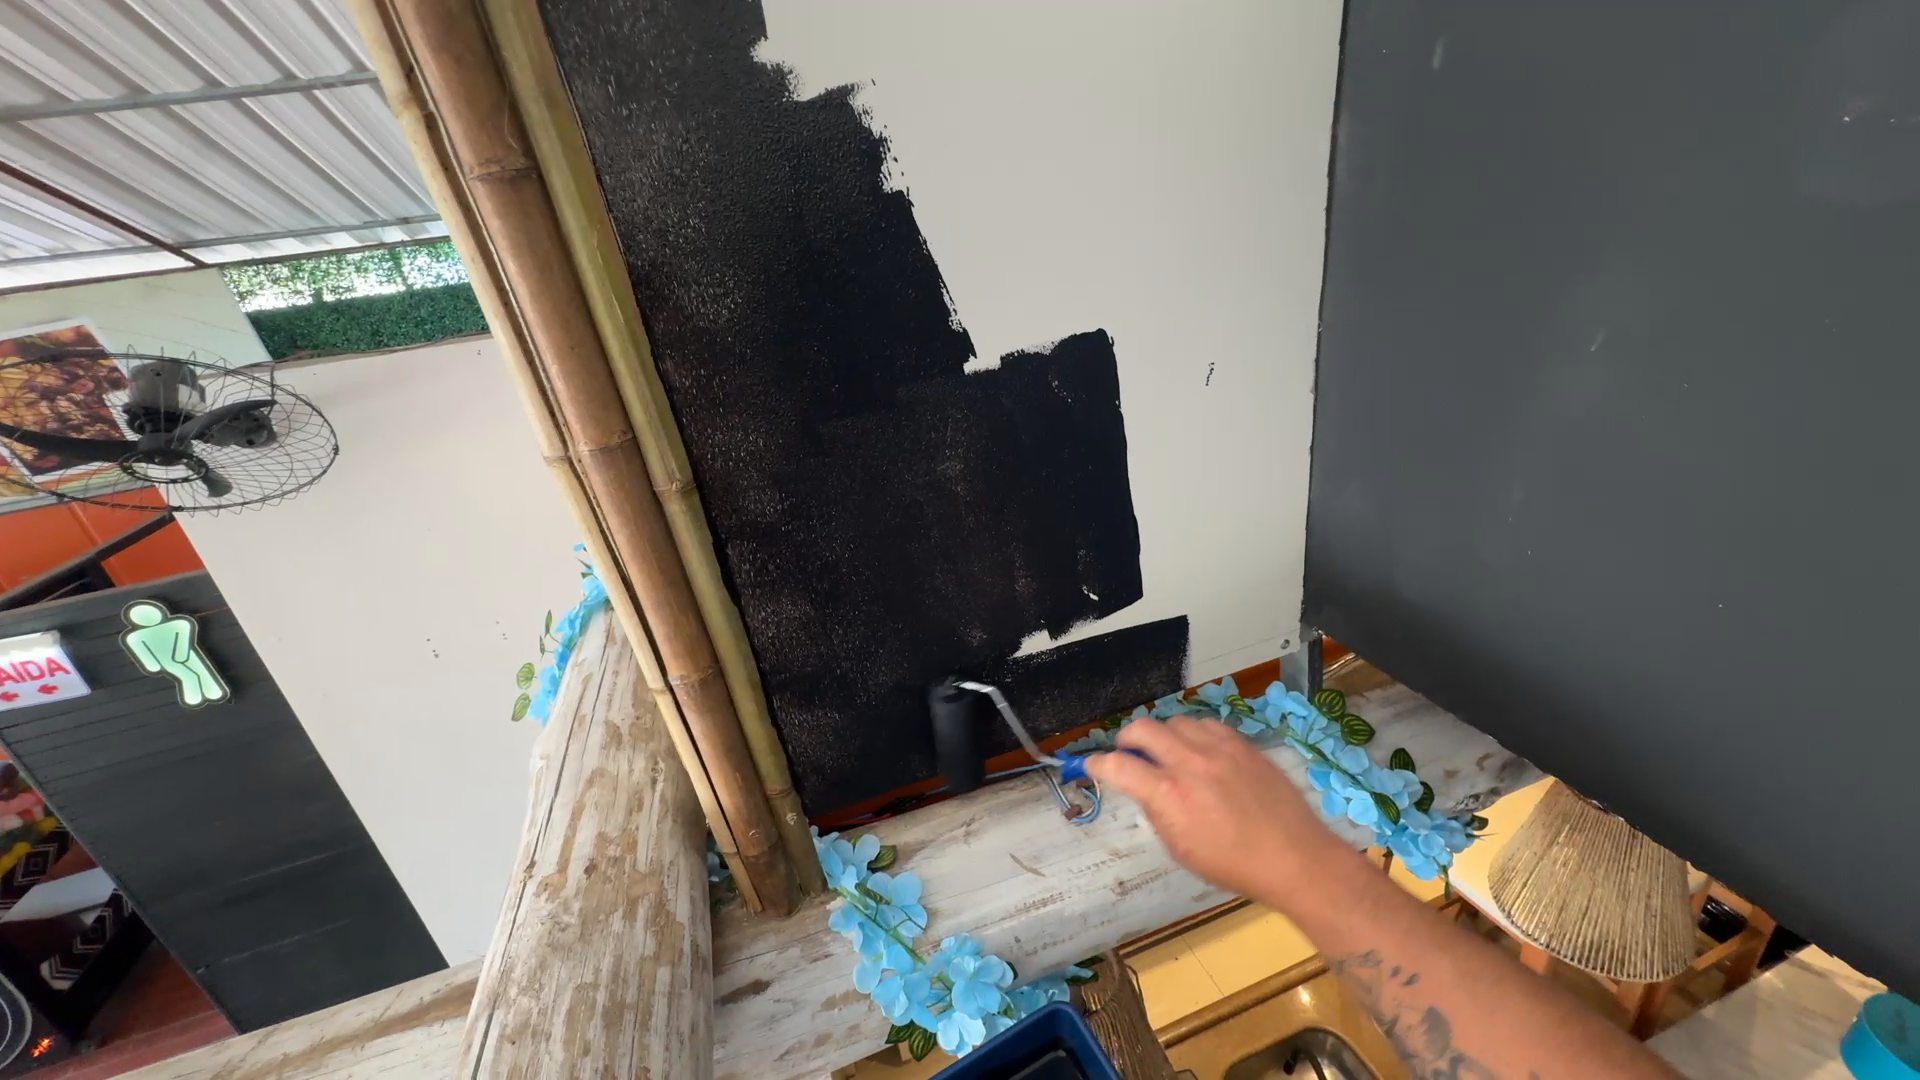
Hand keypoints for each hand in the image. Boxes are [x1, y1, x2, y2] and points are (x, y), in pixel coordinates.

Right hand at [1086, 715, 1346, 909]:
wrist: (1294, 858)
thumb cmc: (1233, 865)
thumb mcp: (1180, 849)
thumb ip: (1156, 810)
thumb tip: (1144, 788)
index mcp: (1169, 795)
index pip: (1118, 766)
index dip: (1097, 764)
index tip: (1092, 765)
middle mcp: (1190, 764)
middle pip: (1141, 729)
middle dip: (1125, 739)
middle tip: (1128, 752)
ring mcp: (1218, 749)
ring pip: (1174, 721)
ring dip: (1163, 735)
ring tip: (1168, 752)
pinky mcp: (1241, 743)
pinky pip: (1205, 723)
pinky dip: (1193, 734)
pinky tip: (1199, 751)